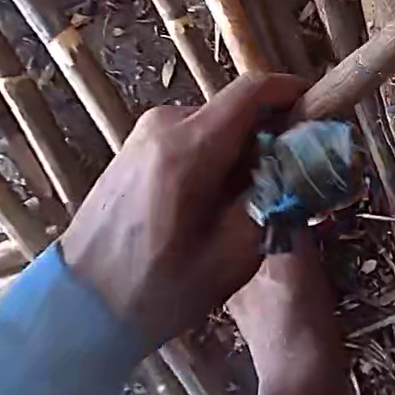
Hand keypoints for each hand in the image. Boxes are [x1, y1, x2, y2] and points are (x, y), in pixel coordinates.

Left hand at [60, 72, 308, 347]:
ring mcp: (144, 132)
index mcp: (189, 147)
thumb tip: (301, 161)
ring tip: (240, 202)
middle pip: (234, 110)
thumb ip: (275, 198)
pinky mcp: (134, 145)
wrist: (80, 303)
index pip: (252, 91)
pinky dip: (210, 156)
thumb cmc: (158, 288)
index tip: (314, 108)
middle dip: (266, 136)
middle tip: (284, 178)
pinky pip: (187, 135)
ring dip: (237, 150)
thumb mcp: (233, 256)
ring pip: (212, 124)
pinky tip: (205, 201)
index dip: (290, 91)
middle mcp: (164, 124)